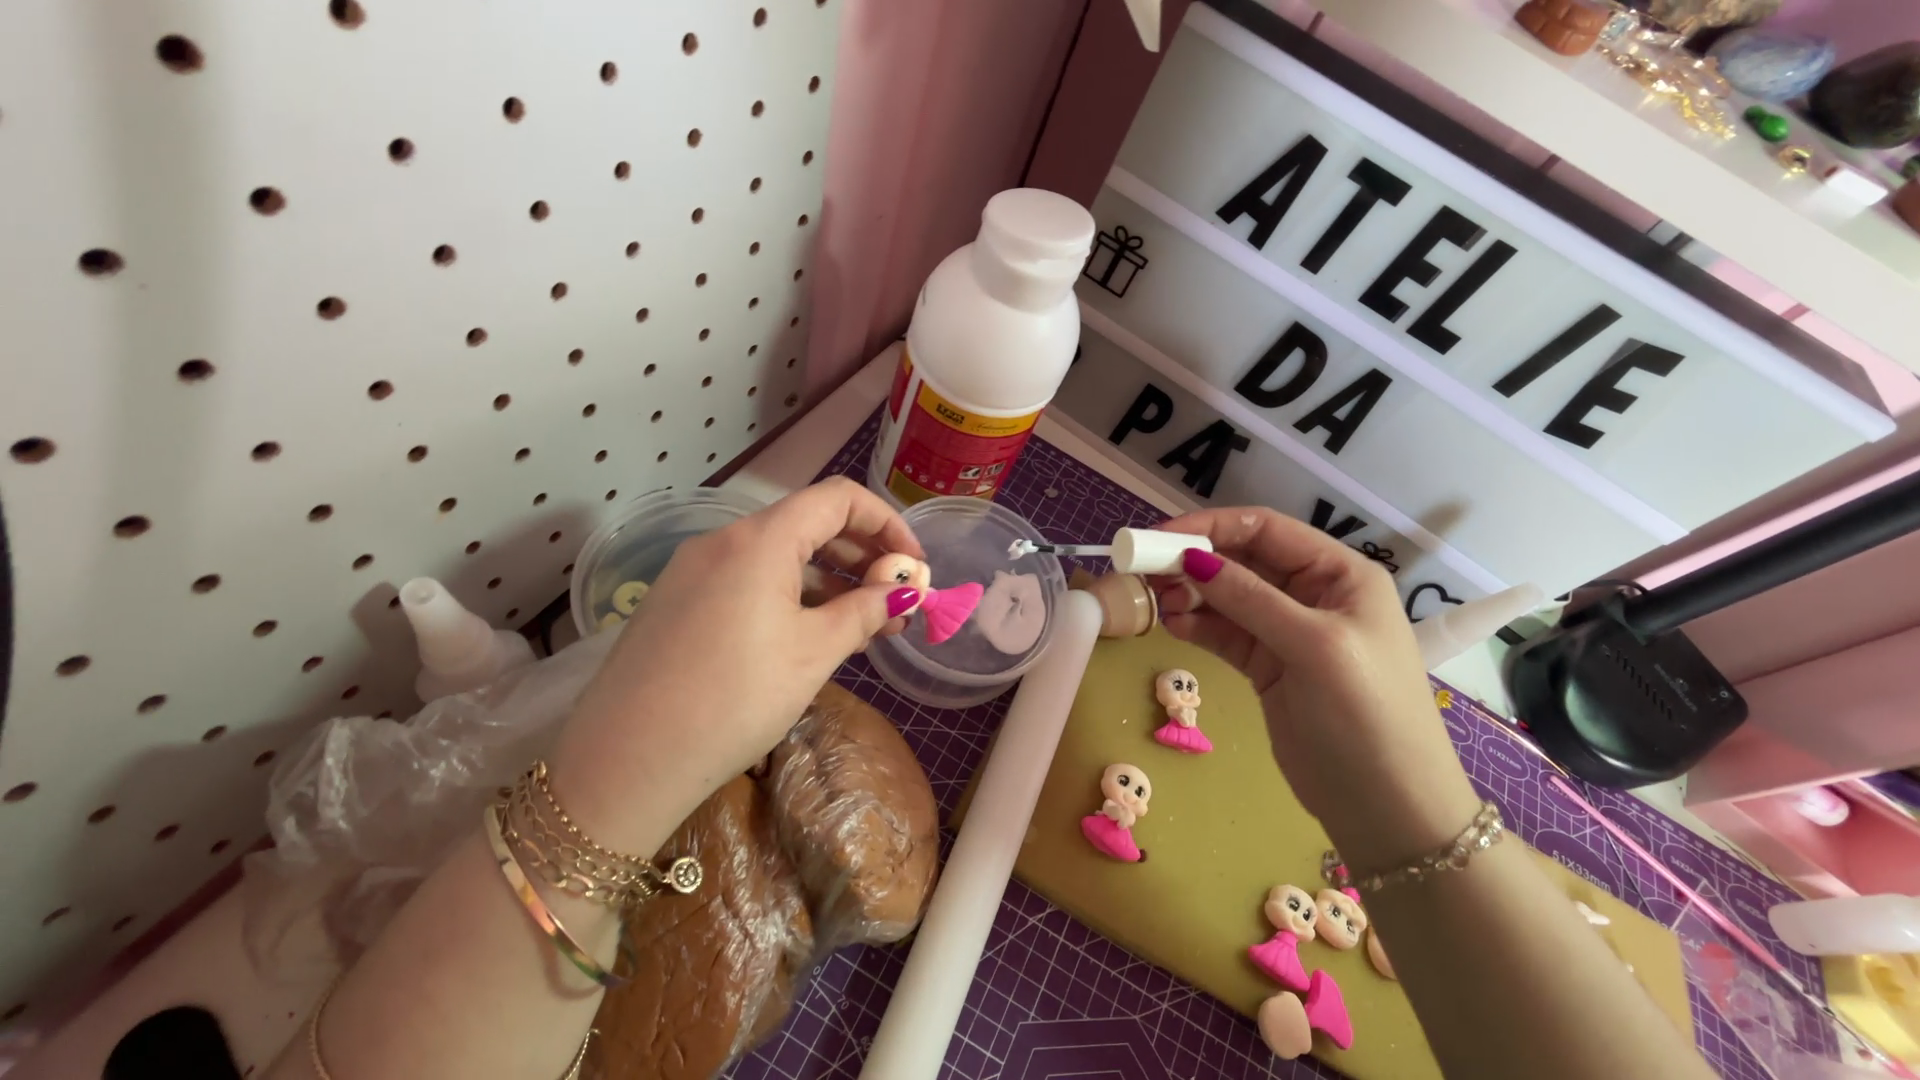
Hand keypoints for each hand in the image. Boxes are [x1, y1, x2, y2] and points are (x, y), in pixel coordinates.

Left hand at [550, 478, 922, 847]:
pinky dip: (791, 598)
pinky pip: (749, 582)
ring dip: (829, 583)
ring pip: (779, 557)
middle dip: (862, 559)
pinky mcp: (679, 602)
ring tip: (865, 629)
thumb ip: (865, 611)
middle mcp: (723, 540)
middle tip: (898, 606)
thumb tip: (905, 590)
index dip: (888, 524)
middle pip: (809, 525)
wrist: (626, 761)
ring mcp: (694, 571)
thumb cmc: (735, 699)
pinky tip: (812, 637)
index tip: (915, 567)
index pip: (839, 499)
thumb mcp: (814, 653)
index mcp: (759, 539)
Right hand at [1152, 508, 1481, 870]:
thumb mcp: (1313, 647)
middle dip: (1194, 560)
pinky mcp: (1267, 667)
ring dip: (1190, 594)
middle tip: (1145, 571)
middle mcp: (1313, 595)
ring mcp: (1288, 633)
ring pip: (1227, 596)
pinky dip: (1196, 625)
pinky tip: (1172, 625)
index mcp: (1340, 575)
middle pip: (1242, 560)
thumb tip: (1190, 558)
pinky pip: (1224, 633)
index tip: (1159, 537)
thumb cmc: (1366, 715)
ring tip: (1157, 603)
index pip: (1266, 530)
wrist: (1387, 807)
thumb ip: (1251, 599)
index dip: (1211, 526)